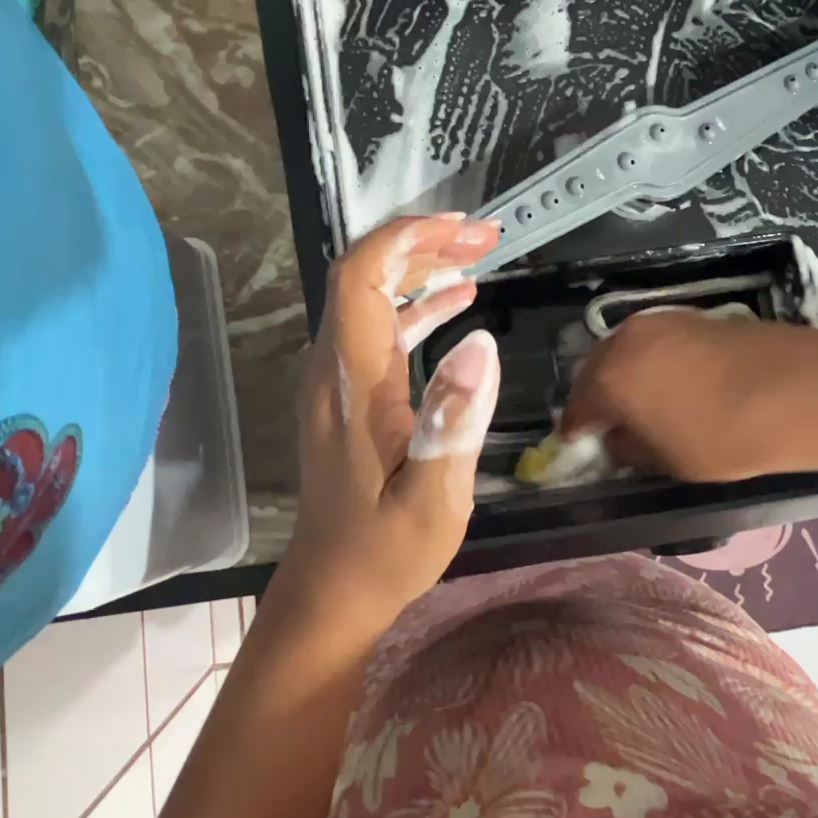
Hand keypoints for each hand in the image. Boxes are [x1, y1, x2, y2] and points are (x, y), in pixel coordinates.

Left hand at [282, 215, 502, 621]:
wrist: (335, 588)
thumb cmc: (385, 550)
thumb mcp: (432, 497)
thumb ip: (453, 423)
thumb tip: (482, 343)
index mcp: (351, 382)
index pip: (360, 277)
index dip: (405, 239)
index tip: (461, 229)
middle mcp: (332, 369)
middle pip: (362, 275)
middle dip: (421, 244)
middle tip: (484, 236)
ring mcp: (335, 382)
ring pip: (370, 299)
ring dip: (419, 270)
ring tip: (478, 258)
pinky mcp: (346, 397)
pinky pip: (377, 332)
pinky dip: (415, 307)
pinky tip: (457, 304)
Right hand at [559, 309, 817, 481]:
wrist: (802, 390)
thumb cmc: (725, 437)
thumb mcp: (667, 461)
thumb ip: (629, 448)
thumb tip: (617, 438)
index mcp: (608, 377)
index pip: (576, 409)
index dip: (576, 432)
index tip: (581, 449)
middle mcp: (624, 340)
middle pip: (595, 372)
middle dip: (597, 399)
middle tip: (611, 427)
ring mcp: (661, 322)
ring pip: (626, 353)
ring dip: (626, 378)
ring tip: (644, 406)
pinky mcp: (693, 316)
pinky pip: (656, 345)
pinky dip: (654, 365)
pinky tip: (675, 386)